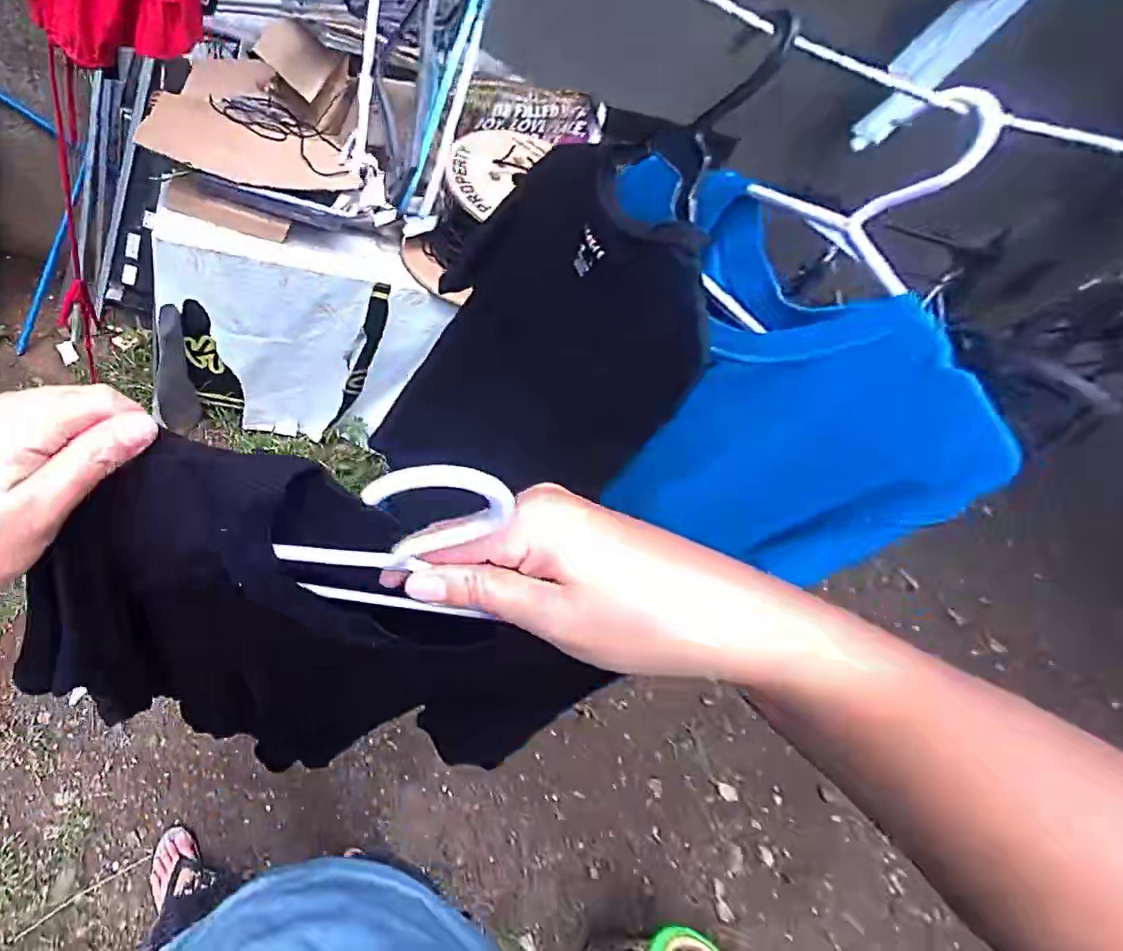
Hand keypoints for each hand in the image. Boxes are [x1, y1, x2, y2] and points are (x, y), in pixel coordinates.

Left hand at [0, 385, 157, 632]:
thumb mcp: (42, 508)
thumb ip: (93, 460)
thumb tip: (144, 425)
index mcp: (15, 417)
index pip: (98, 397)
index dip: (132, 422)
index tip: (149, 460)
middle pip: (75, 399)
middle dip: (107, 429)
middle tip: (119, 478)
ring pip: (55, 410)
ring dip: (82, 436)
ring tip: (89, 481)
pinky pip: (30, 423)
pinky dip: (54, 441)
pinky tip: (53, 474)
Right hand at [388, 485, 855, 684]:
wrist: (745, 621)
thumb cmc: (644, 622)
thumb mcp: (551, 615)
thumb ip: (478, 590)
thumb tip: (415, 580)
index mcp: (528, 515)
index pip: (447, 539)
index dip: (410, 564)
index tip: (377, 585)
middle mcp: (537, 499)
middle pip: (466, 535)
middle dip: (441, 568)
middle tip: (422, 608)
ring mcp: (560, 508)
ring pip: (491, 541)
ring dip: (473, 571)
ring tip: (465, 608)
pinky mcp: (577, 522)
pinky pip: (518, 542)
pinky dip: (501, 567)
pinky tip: (505, 592)